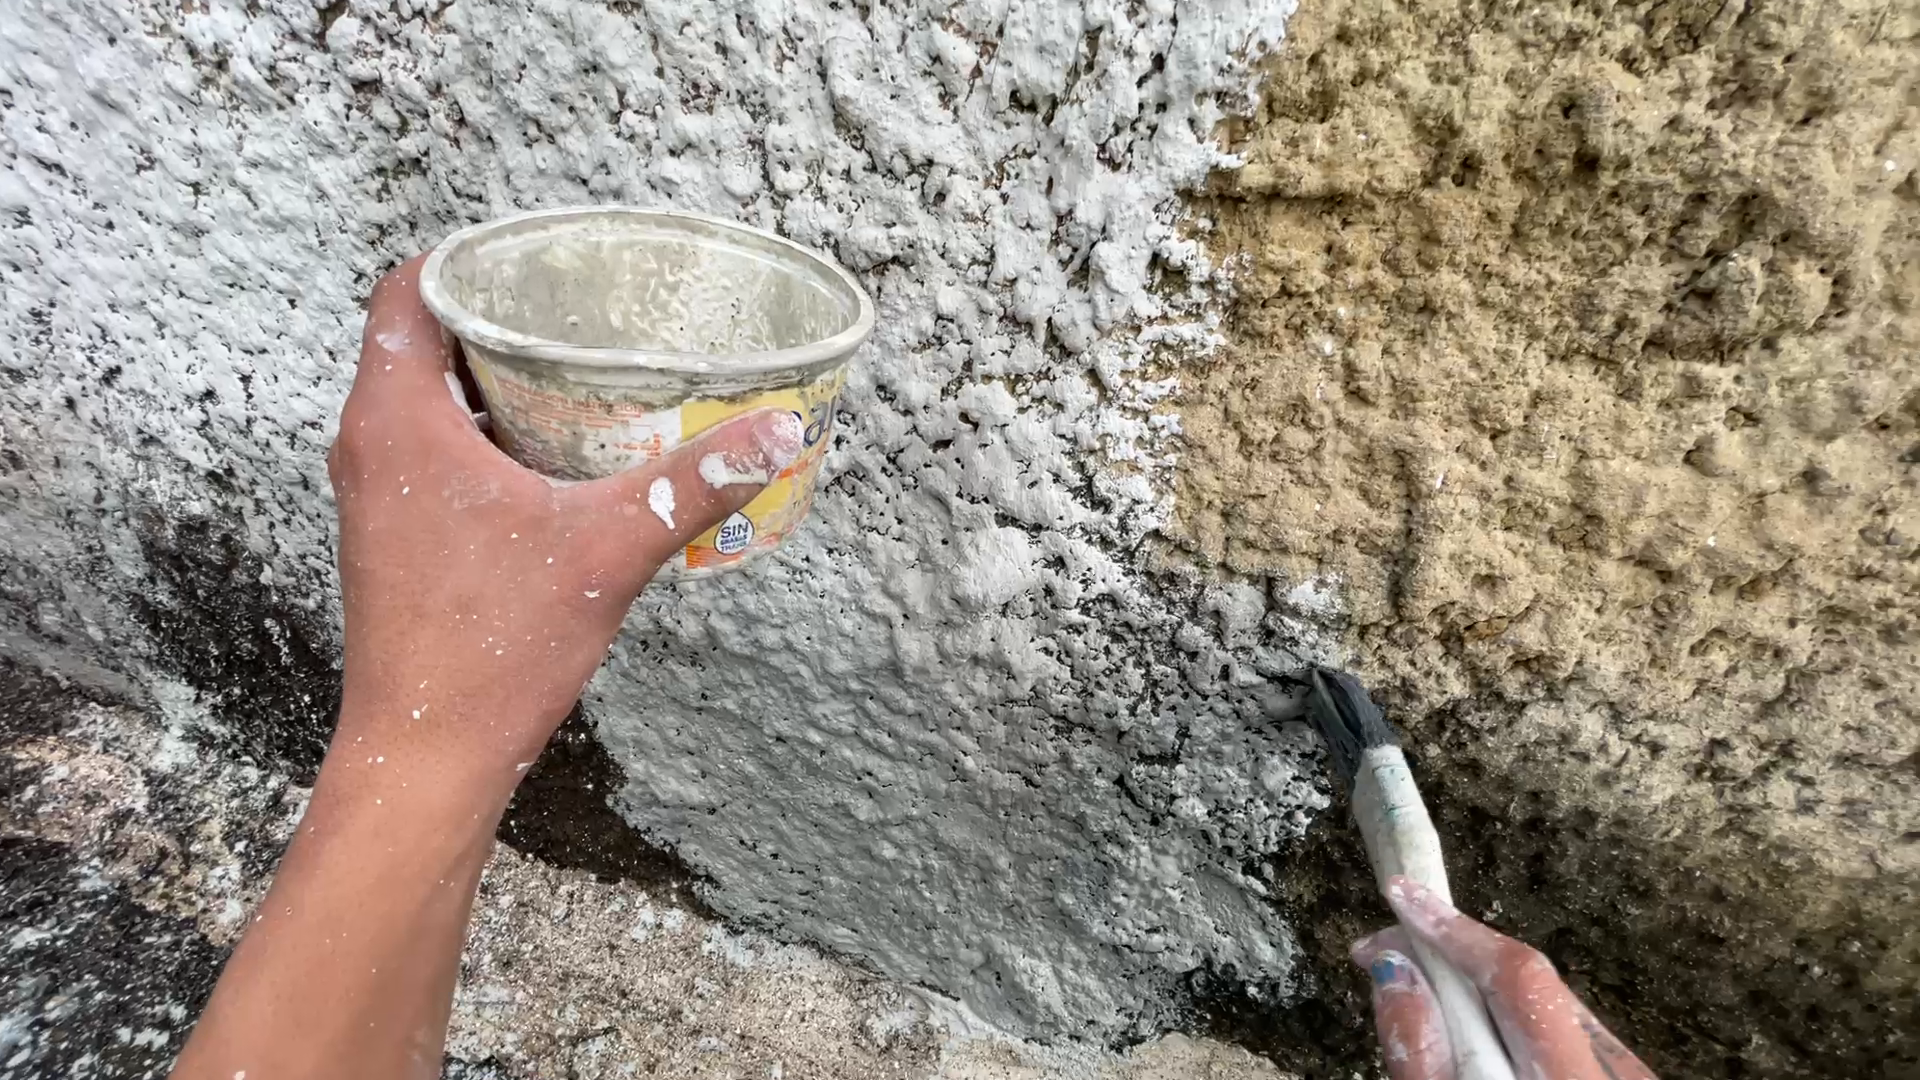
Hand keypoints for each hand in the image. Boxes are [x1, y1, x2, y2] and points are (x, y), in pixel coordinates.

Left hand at [171, 255, 807, 1079]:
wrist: (432, 753)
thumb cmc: (496, 647)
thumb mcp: (611, 548)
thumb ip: (696, 484)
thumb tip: (780, 431)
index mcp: (398, 423)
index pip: (413, 291)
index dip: (478, 260)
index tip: (551, 262)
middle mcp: (377, 446)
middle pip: (432, 340)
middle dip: (511, 318)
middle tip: (594, 316)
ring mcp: (388, 493)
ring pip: (442, 398)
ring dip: (510, 379)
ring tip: (594, 374)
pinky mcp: (410, 532)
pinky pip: (451, 450)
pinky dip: (506, 432)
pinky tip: (573, 457)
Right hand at [1351, 876, 1656, 1079]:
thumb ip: (1419, 1050)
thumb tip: (1394, 966)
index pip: (1518, 976)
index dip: (1453, 925)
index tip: (1398, 891)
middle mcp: (1619, 1070)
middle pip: (1530, 984)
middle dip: (1448, 954)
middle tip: (1381, 956)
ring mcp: (1632, 1075)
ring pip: (1544, 1010)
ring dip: (1474, 992)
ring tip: (1417, 1000)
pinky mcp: (1625, 1077)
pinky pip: (1562, 1034)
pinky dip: (1506, 1023)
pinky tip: (1469, 1038)